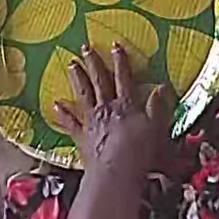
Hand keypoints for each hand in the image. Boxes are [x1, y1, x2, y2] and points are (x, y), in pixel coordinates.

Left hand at [53, 45, 171, 183]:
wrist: (115, 173)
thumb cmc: (140, 151)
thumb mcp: (157, 127)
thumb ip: (158, 106)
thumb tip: (163, 85)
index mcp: (126, 104)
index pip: (123, 77)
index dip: (119, 61)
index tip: (114, 45)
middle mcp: (107, 107)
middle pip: (99, 81)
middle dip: (93, 63)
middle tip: (85, 47)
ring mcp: (92, 121)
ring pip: (84, 95)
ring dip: (77, 78)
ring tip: (71, 64)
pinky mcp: (82, 137)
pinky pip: (71, 123)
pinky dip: (63, 113)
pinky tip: (56, 104)